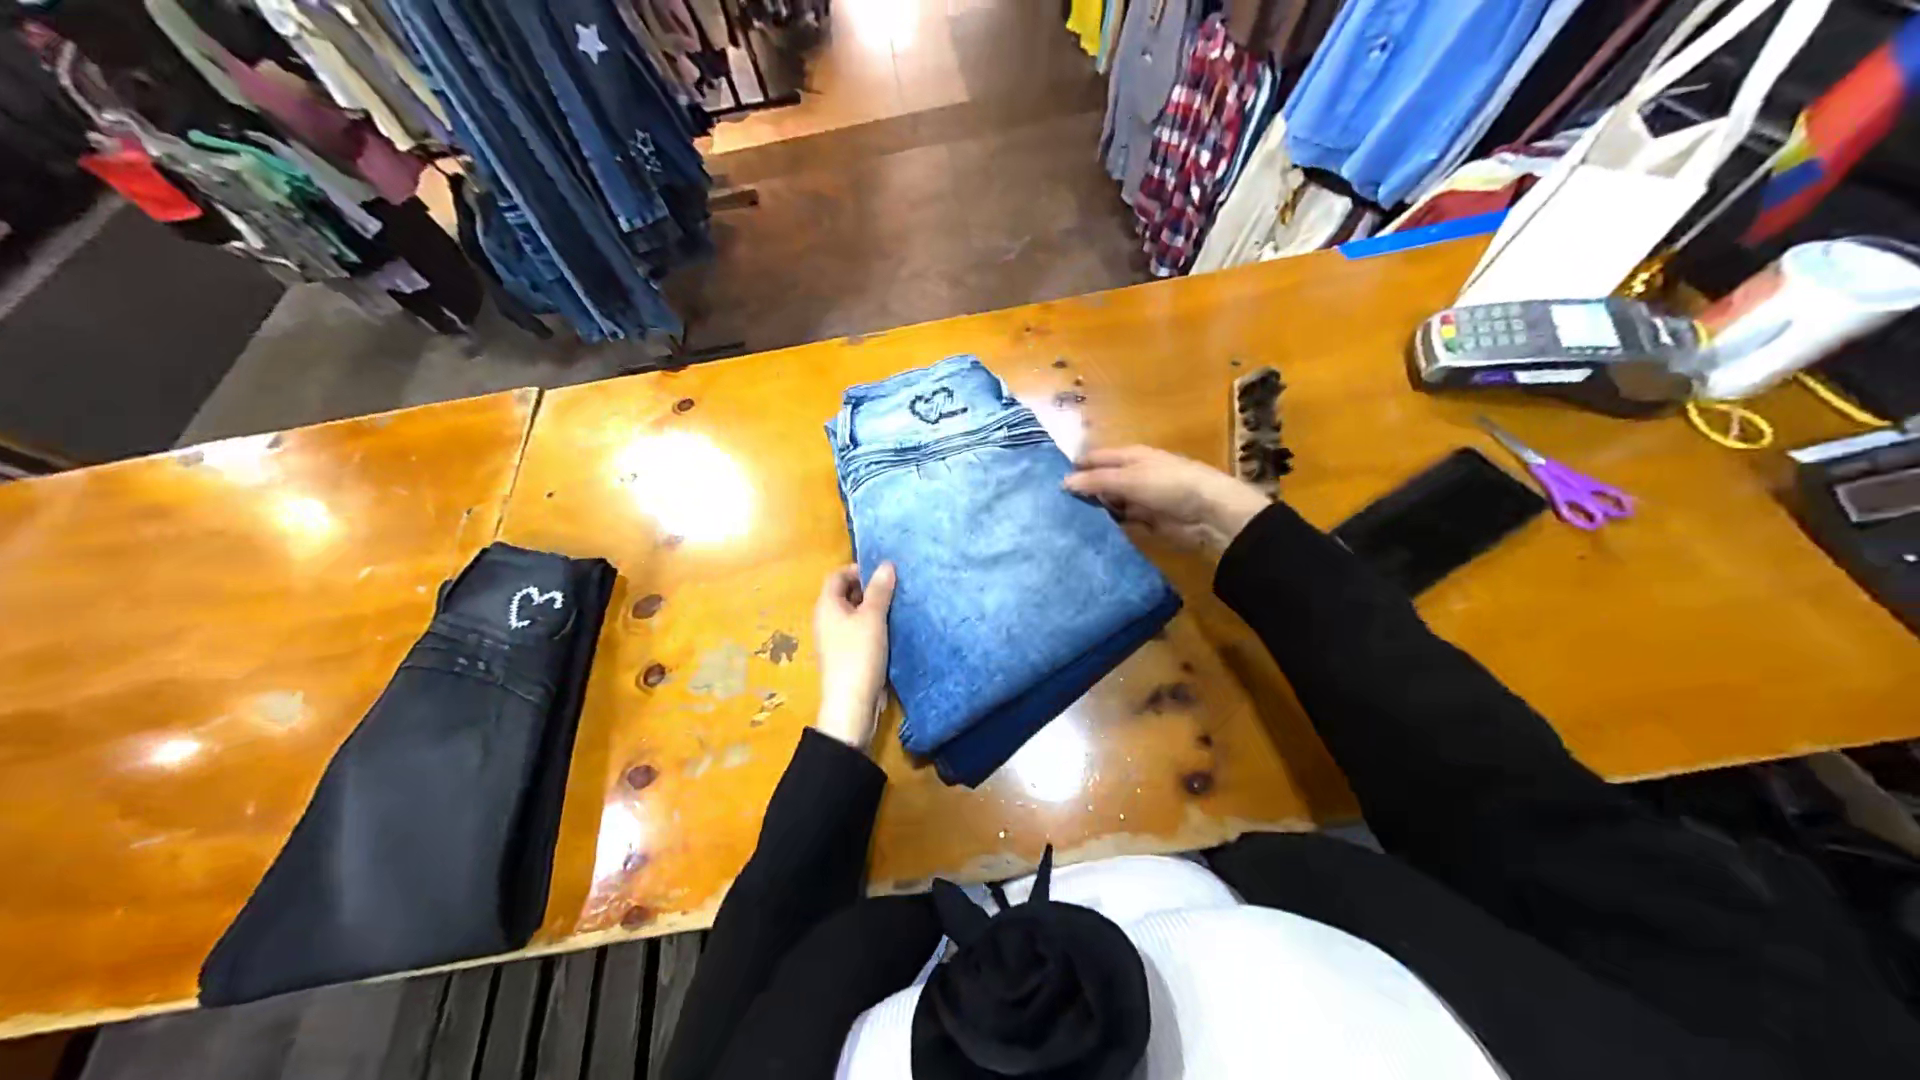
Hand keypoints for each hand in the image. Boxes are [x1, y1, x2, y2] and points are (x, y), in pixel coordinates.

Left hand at [812, 562, 896, 748]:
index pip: (837, 575)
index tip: (883, 574)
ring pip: (855, 614)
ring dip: (874, 609)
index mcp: (826, 606)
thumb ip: (879, 590)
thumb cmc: (859, 655)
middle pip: (846, 594)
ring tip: (898, 607)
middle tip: (895, 589)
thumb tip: (886, 564)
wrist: (852, 704)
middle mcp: (827, 620)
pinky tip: (893, 630)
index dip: (858, 569)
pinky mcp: (847, 655)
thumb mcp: (872, 618)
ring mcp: (835, 639)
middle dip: (869, 589)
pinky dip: (874, 627)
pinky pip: (859, 632)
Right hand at [1063, 445, 1270, 554]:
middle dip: (1079, 492)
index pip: (1094, 459)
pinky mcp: (1143, 522)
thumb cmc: (1168, 485)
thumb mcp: (1128, 479)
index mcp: (1129, 456)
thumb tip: (1063, 482)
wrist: (1208, 514)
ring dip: (1091, 512)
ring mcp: (1137, 499)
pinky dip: (1106, 527)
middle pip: (1098, 482)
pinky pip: (1118, 522)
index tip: (1048, 483)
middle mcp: (1131, 475)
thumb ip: (1095, 481)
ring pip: (1107, 504)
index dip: (1074, 468)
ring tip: (1061, 523)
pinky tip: (1085, 534)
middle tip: (1049, 508)